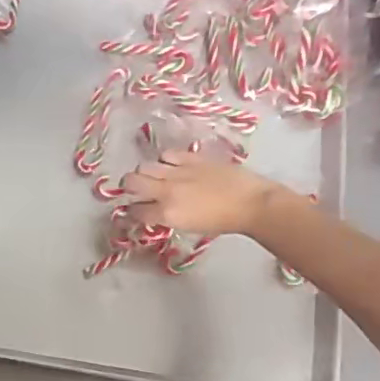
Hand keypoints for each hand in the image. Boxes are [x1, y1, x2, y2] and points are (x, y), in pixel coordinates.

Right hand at [125, 149, 297, 235]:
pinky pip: (167, 154)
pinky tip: (172, 166)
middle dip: (128, 186)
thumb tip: (153, 212)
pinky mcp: (192, 158)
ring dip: (145, 172)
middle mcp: (167, 190)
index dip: (130, 212)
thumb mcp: (187, 227)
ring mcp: (179, 171)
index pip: (134, 210)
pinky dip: (164, 160)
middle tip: (136, 190)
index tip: (132, 212)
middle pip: (131, 181)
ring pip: (145, 165)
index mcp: (166, 212)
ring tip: (154, 176)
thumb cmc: (221, 222)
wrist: (251, 203)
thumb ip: (166, 217)